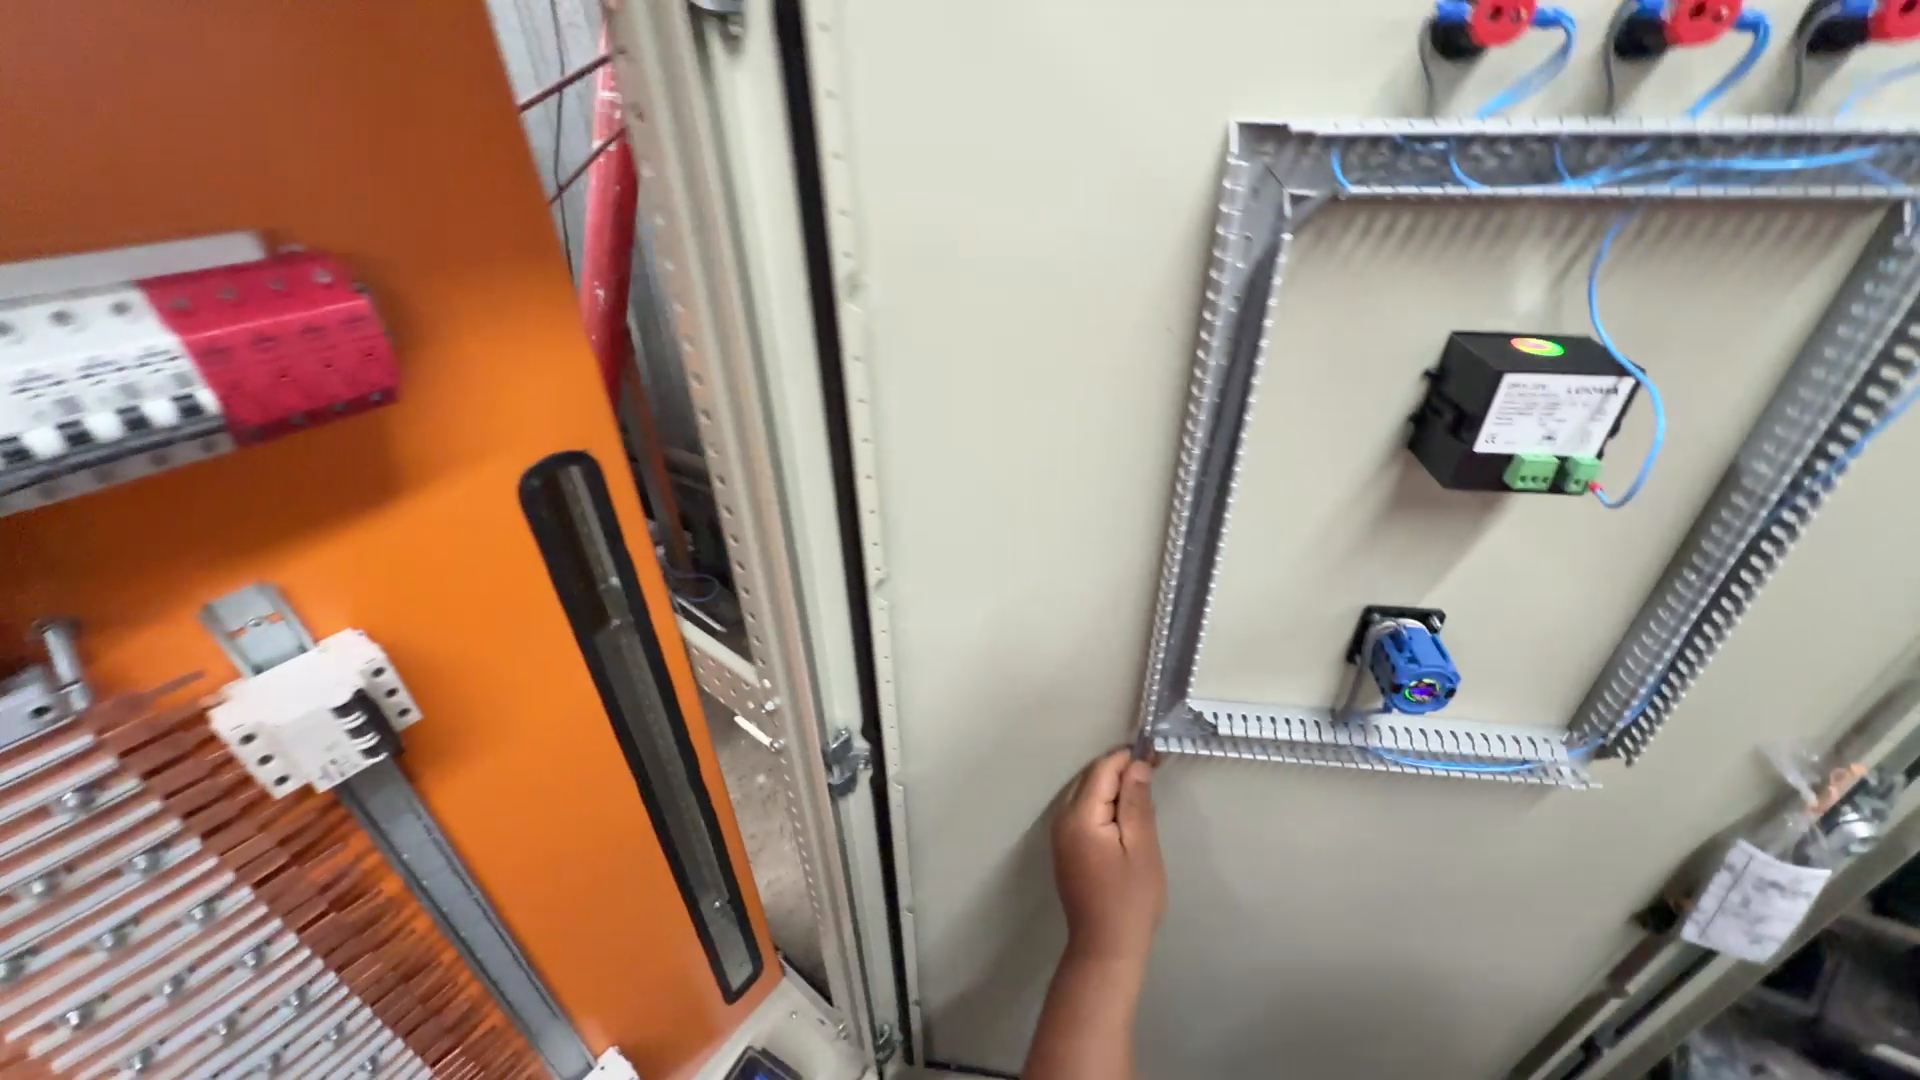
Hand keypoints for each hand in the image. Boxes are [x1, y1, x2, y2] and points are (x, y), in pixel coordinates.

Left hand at [1051, 749, 1165, 968]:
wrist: (1106, 947)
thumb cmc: (1130, 900)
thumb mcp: (1142, 847)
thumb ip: (1136, 802)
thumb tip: (1136, 765)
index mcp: (1079, 816)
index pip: (1102, 771)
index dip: (1128, 758)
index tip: (1155, 752)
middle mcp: (1062, 819)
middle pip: (1090, 778)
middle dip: (1121, 768)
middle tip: (1154, 765)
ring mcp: (1060, 834)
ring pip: (1085, 793)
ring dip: (1113, 785)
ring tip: (1145, 785)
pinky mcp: (1065, 847)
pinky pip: (1083, 811)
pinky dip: (1103, 803)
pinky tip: (1126, 811)